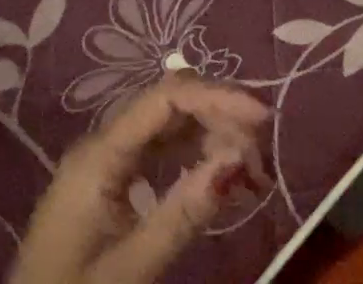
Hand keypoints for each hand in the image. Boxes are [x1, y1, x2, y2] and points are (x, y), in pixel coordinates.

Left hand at [12, 76, 270, 283]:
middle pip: (173, 102)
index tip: (263, 118)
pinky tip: (222, 176)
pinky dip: (198, 153)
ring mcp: (107, 160)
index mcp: (99, 155)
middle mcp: (102, 144)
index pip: (167, 97)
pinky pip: (164, 147)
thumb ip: (183, 213)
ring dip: (216, 134)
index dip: (220, 96)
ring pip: (173, 122)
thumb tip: (237, 160)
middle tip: (261, 153)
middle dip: (223, 116)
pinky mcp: (113, 178)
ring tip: (250, 169)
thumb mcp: (130, 267)